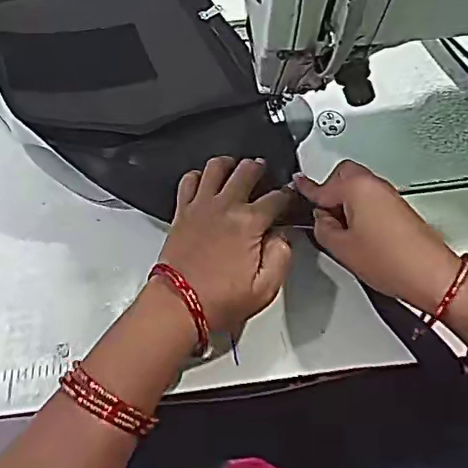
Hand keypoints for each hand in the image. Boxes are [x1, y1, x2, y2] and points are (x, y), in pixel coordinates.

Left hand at [155, 157, 293, 338]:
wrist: (179, 303)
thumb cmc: (217, 299)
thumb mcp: (265, 288)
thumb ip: (281, 256)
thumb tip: (282, 238)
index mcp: (248, 223)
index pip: (276, 197)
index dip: (287, 195)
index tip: (288, 197)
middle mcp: (224, 207)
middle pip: (247, 170)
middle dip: (260, 168)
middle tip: (264, 172)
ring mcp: (200, 206)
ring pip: (215, 166)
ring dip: (229, 164)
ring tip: (236, 168)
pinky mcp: (182, 211)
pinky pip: (189, 180)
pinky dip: (198, 175)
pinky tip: (205, 181)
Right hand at [293, 160, 456, 305]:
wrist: (433, 277)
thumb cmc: (395, 262)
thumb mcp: (340, 248)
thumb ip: (321, 227)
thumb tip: (321, 220)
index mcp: (356, 187)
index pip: (321, 185)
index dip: (305, 189)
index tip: (298, 185)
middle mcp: (374, 185)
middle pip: (342, 175)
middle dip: (330, 191)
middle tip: (324, 214)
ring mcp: (389, 195)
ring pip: (358, 187)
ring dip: (347, 201)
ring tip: (345, 232)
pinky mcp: (399, 208)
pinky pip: (371, 199)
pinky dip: (361, 210)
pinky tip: (362, 236)